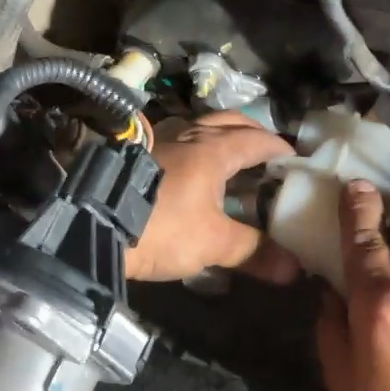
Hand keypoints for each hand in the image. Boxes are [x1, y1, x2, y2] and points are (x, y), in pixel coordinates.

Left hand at [128, 112, 299, 284]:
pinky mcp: (137, 155)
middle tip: (266, 151)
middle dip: (250, 131)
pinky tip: (190, 169)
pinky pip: (176, 142)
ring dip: (218, 137)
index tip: (294, 158)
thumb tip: (294, 268)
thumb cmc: (160, 228)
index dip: (278, 147)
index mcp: (211, 150)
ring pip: (196, 128)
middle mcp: (186, 136)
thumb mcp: (212, 243)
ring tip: (230, 158)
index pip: (255, 139)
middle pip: (226, 122)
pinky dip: (192, 148)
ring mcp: (158, 142)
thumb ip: (254, 251)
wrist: (95, 225)